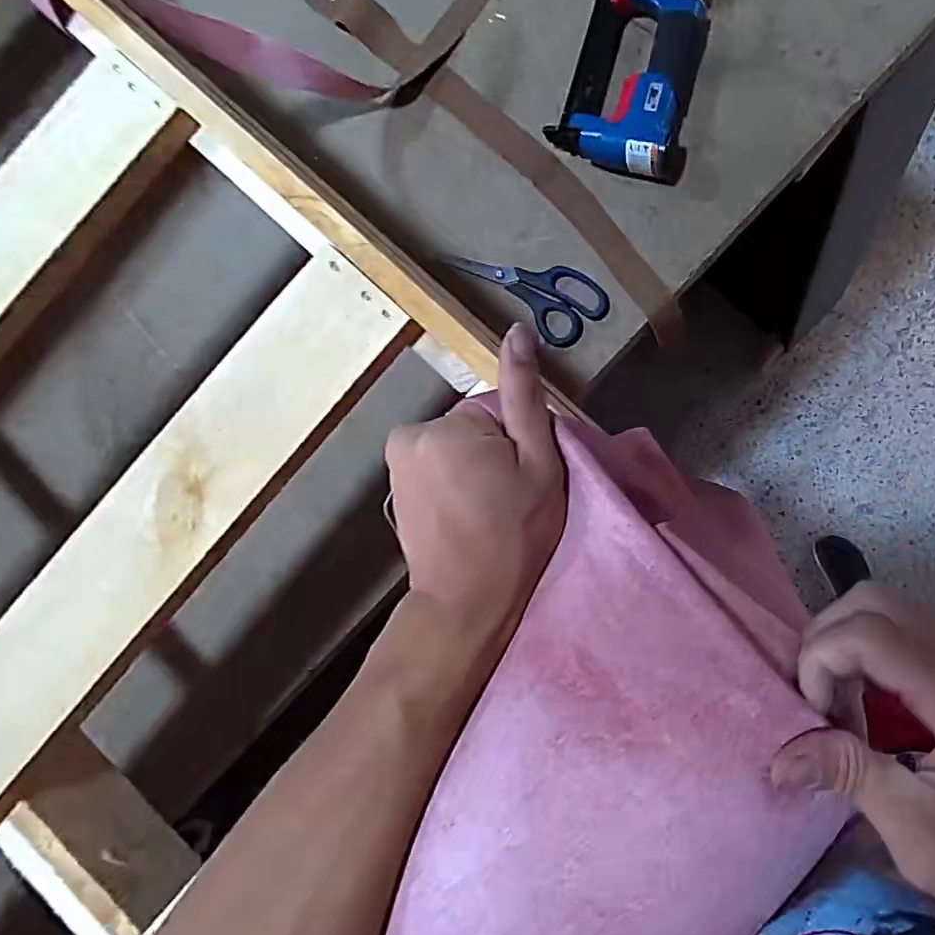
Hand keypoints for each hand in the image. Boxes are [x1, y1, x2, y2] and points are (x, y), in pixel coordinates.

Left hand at [385, 324, 566, 641]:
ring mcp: (396, 464)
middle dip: (495, 456)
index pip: (498, 414)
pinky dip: (456, 486)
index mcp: (445, 427)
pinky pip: (439, 469)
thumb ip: (526, 397)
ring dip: (476, 472)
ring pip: (457, 450)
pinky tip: (468, 518)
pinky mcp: (395, 487)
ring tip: (489, 512)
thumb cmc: (515, 535)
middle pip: (475, 429)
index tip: (523, 482)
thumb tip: (517, 332)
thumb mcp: (539, 464)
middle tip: (510, 499)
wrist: (467, 602)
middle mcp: (410, 436)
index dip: (519, 446)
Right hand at [770, 585, 934, 934]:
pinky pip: (910, 633)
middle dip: (826, 641)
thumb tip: (778, 758)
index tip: (817, 722)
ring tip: (843, 712)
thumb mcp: (924, 837)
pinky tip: (876, 711)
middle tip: (819, 705)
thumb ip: (849, 778)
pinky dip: (875, 655)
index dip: (819, 663)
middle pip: (870, 601)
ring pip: (889, 610)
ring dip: (850, 646)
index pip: (861, 629)